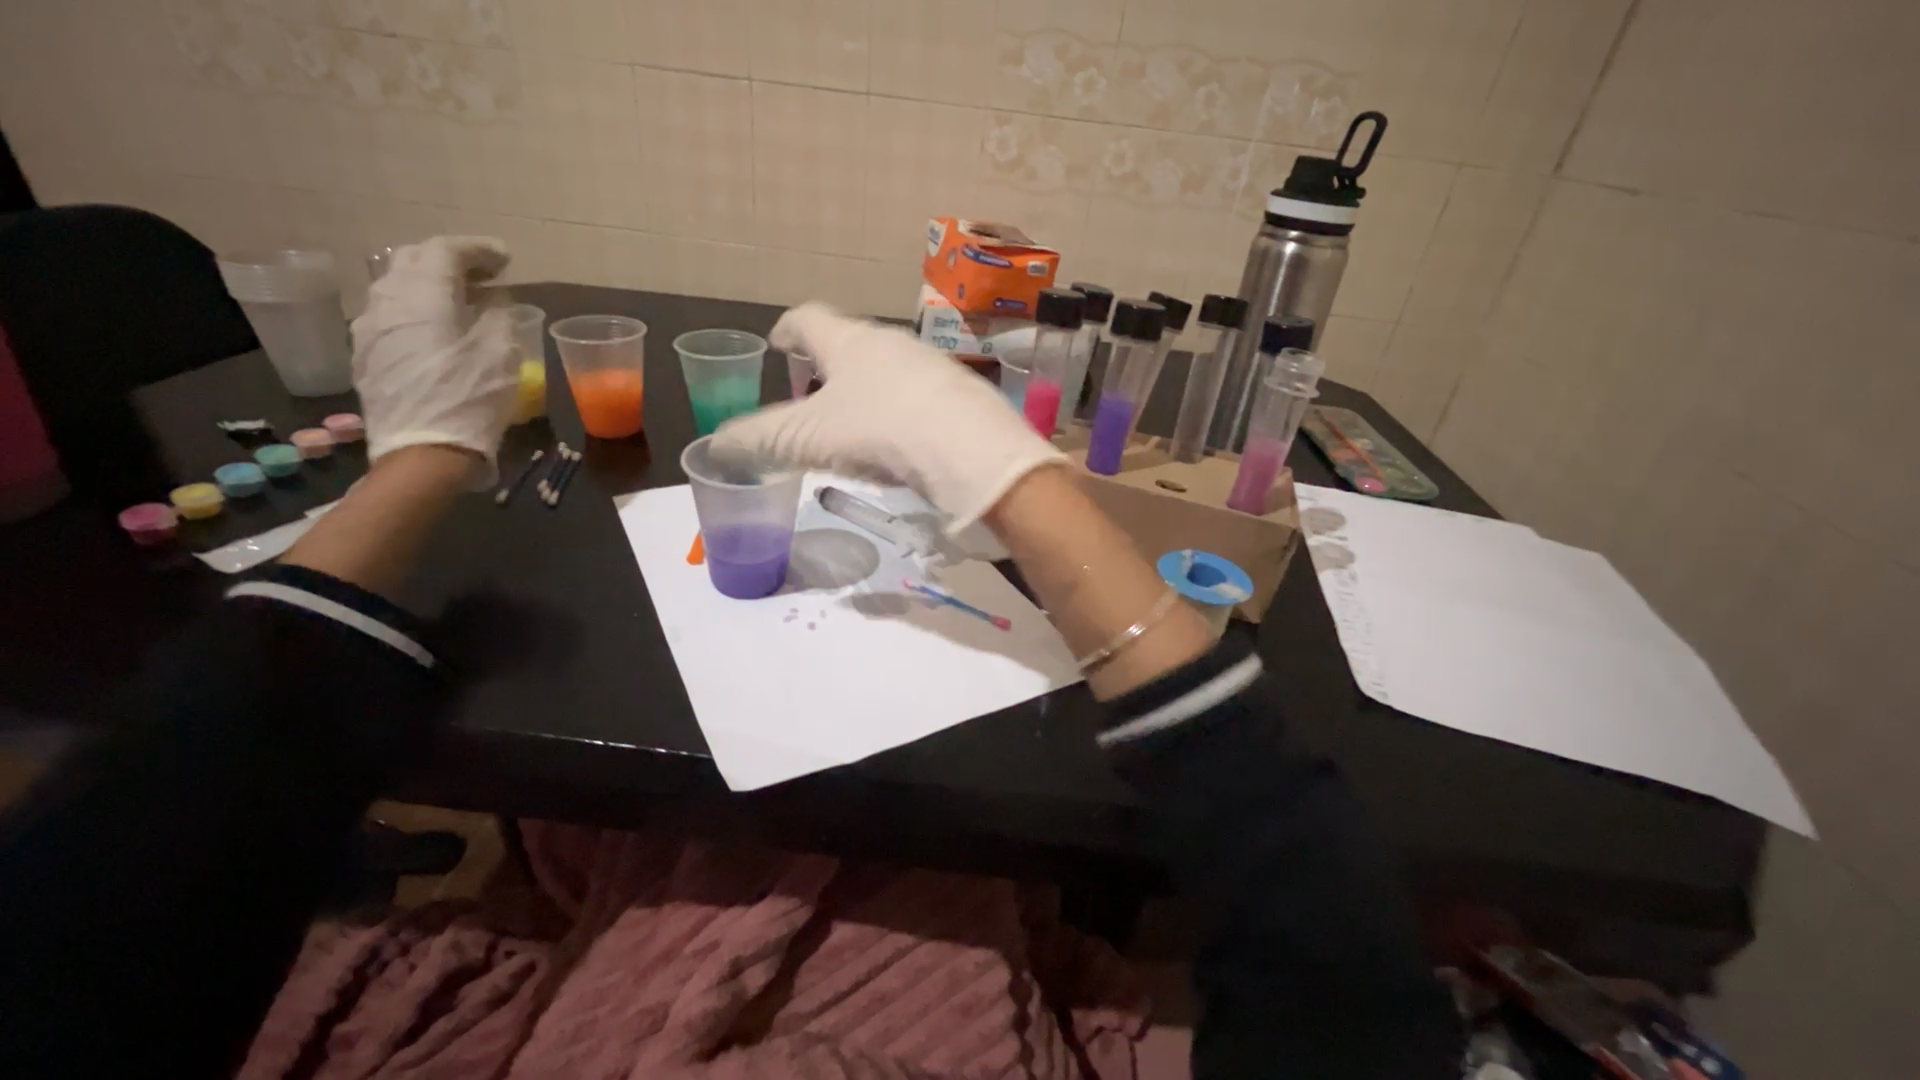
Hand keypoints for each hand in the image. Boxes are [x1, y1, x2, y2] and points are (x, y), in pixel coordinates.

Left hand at [350, 236, 518, 484]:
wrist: (422, 454)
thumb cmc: (470, 399)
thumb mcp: (501, 352)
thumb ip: (498, 315)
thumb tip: (493, 300)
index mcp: (422, 293)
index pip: (445, 250)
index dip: (477, 249)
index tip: (506, 259)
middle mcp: (387, 300)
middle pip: (413, 260)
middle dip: (449, 261)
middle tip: (484, 275)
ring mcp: (370, 328)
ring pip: (396, 286)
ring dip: (430, 284)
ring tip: (462, 301)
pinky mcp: (366, 355)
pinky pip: (390, 316)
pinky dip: (416, 310)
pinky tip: (437, 330)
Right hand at [713, 303, 1065, 532]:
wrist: (973, 453)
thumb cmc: (879, 431)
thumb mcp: (806, 439)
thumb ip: (758, 440)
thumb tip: (716, 445)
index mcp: (848, 341)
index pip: (806, 319)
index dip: (786, 331)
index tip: (776, 345)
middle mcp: (891, 342)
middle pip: (848, 344)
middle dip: (825, 368)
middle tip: (809, 400)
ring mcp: (931, 366)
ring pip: (886, 371)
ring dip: (864, 393)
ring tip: (851, 429)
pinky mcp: (961, 398)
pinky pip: (917, 398)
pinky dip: (898, 414)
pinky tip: (899, 448)